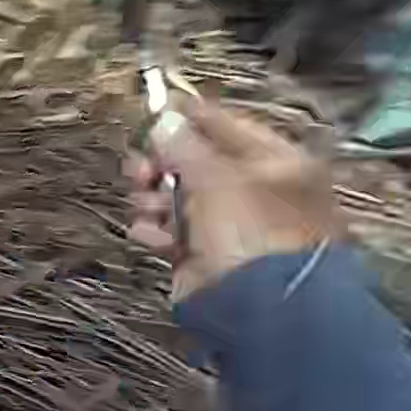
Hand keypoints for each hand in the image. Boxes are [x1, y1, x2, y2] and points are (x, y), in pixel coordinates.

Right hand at [126, 96, 345, 300]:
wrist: (255, 302)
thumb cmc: (248, 230)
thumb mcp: (217, 179)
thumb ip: (184, 148)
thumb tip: (164, 119)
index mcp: (271, 162)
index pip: (224, 126)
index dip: (187, 118)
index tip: (152, 109)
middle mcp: (249, 187)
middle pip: (188, 162)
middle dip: (158, 167)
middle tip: (138, 173)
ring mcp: (223, 219)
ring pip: (168, 195)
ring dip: (151, 201)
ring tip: (149, 212)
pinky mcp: (197, 247)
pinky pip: (164, 228)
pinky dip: (154, 231)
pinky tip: (155, 238)